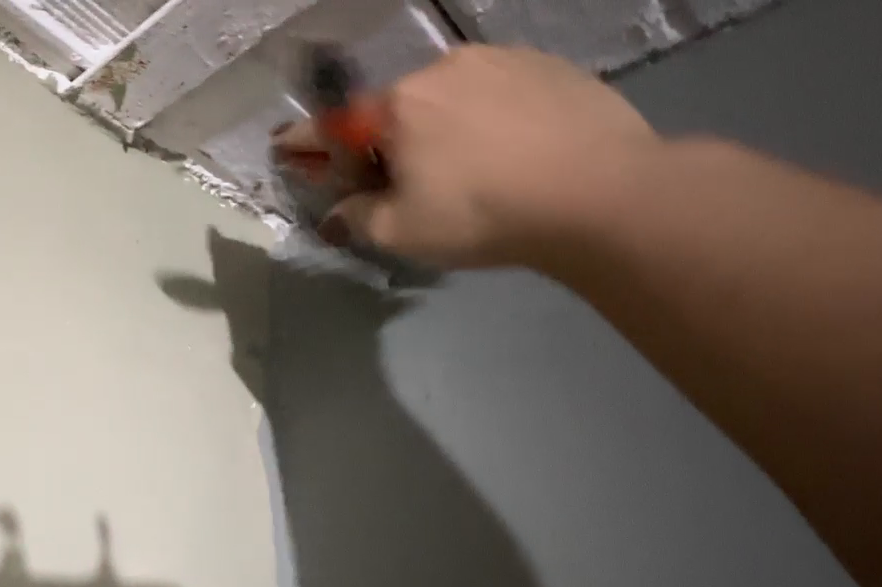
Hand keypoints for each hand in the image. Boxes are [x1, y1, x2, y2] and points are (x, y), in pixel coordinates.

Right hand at [273, 45, 660, 268]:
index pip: (335, 124)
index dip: (305, 142)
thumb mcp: (400, 231)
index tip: (285, 148)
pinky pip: (492, 93)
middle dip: (379, 141)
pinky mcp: (547, 67)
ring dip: (433, 129)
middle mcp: (444, 68)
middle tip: (386, 182)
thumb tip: (337, 214)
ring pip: (445, 98)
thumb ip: (356, 218)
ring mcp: (501, 60)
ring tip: (452, 169)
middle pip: (392, 109)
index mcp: (400, 105)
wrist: (597, 192)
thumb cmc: (480, 213)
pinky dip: (479, 120)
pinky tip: (497, 153)